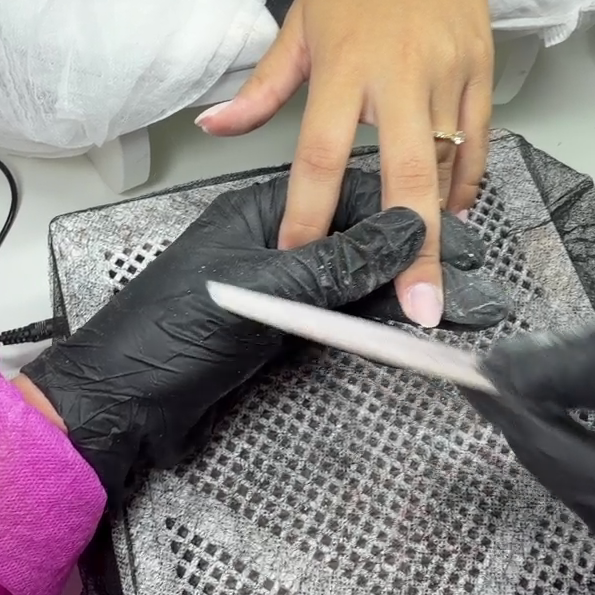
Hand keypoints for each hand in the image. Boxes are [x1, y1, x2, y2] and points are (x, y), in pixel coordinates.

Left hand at [23, 169, 506, 502]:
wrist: (120, 399)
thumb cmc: (174, 329)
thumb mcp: (261, 286)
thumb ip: (336, 260)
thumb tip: (408, 229)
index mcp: (264, 209)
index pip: (350, 195)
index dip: (406, 215)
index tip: (459, 237)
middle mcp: (277, 238)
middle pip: (358, 239)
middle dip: (415, 259)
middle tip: (474, 281)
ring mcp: (279, 284)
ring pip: (353, 279)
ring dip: (401, 291)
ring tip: (458, 308)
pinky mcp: (278, 325)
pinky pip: (336, 311)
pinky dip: (372, 317)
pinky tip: (407, 322)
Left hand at [196, 0, 493, 328]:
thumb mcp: (296, 26)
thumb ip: (260, 89)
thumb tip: (212, 128)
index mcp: (343, 68)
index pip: (320, 156)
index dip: (308, 214)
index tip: (300, 261)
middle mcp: (399, 76)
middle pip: (406, 175)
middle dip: (412, 248)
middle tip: (418, 308)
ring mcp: (449, 74)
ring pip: (448, 165)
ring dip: (439, 224)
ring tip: (430, 278)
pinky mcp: (483, 70)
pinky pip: (479, 142)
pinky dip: (468, 183)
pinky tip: (454, 214)